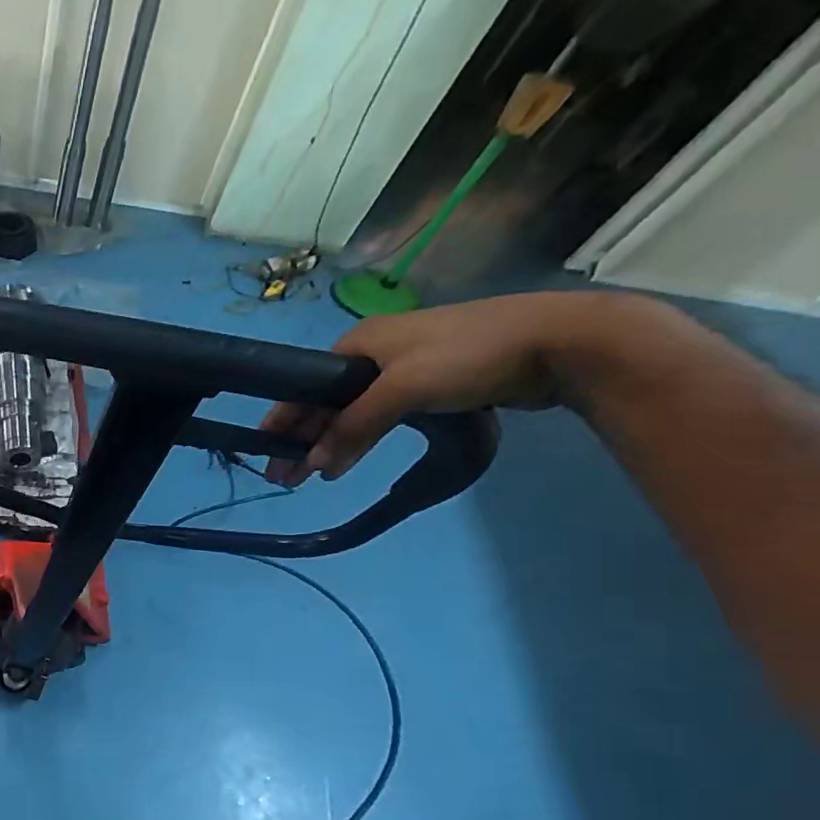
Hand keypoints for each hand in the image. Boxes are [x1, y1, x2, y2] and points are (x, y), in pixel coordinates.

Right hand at [262, 292, 632, 485]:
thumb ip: (355, 426)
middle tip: (285, 478)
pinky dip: (361, 437)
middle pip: (325, 402)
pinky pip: (379, 415)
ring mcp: (402, 368)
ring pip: (352, 411)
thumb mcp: (402, 389)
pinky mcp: (428, 385)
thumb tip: (314, 464)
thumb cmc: (467, 356)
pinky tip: (352, 456)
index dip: (282, 423)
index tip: (265, 456)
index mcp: (358, 343)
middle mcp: (372, 353)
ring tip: (313, 475)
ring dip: (331, 442)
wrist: (554, 341)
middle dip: (302, 439)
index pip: (305, 388)